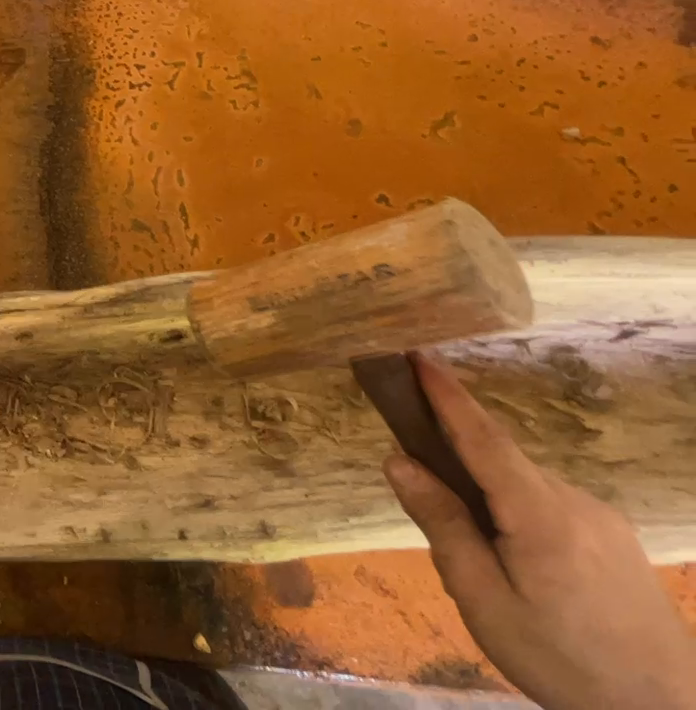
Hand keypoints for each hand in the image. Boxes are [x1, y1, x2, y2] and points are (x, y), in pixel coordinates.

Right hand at [385, 352, 695, 709]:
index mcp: (540, 517)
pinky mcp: (614, 540)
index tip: (419, 358)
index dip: (449, 398)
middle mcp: (577, 505)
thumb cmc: (555, 655)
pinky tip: (504, 553)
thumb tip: (398, 460)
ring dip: (481, 490)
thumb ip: (441, 523)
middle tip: (412, 477)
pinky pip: (545, 504)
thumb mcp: (479, 594)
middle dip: (451, 453)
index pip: (485, 441)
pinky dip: (509, 508)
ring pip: (521, 485)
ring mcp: (602, 522)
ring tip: (466, 545)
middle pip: (499, 460)